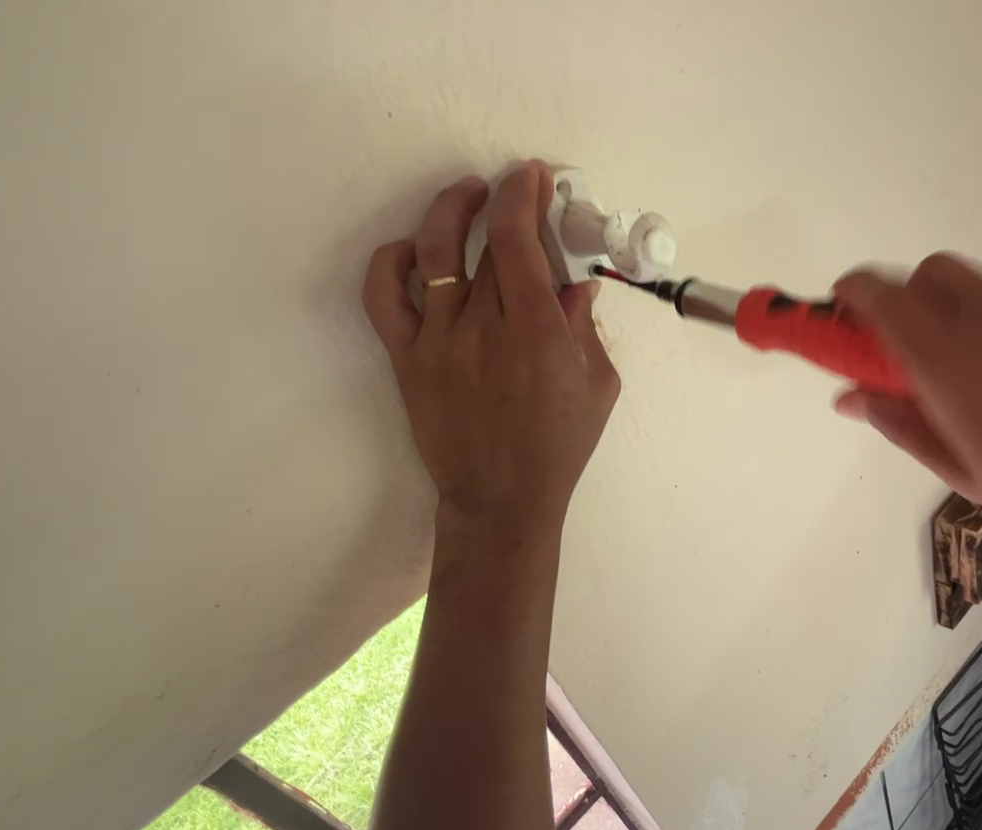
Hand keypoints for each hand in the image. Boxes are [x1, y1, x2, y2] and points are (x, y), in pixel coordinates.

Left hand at [363, 161, 618, 539]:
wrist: (502, 500)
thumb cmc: (558, 448)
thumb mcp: (598, 387)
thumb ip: (585, 328)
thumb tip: (576, 285)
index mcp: (537, 334)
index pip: (519, 239)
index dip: (524, 194)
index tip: (534, 176)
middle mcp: (483, 328)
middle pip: (485, 241)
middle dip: (502, 201)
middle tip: (515, 192)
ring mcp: (438, 342)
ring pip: (433, 252)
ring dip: (449, 210)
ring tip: (466, 196)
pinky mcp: (408, 360)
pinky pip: (383, 296)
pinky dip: (392, 262)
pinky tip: (415, 249)